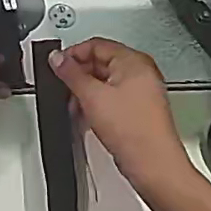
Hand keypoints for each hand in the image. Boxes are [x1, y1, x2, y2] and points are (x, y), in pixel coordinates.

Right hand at [50, 38, 205, 202]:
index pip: (96, 45)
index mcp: (134, 62)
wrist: (153, 165)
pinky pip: (109, 98)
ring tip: (75, 106)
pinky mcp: (136, 110)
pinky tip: (86, 117)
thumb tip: (57, 59)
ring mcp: (140, 92)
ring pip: (103, 82)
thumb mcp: (92, 96)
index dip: (73, 54)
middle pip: (99, 62)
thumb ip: (70, 74)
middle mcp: (141, 74)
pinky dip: (95, 104)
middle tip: (65, 85)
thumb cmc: (135, 132)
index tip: (58, 65)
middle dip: (78, 75)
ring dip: (85, 92)